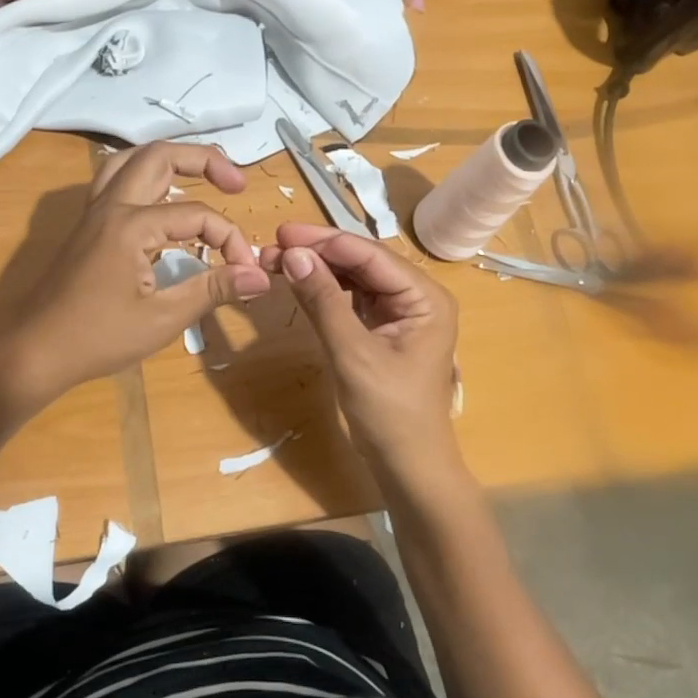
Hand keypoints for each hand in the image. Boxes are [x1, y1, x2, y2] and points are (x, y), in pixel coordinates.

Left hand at [0, 142, 270, 410]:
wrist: (33, 352)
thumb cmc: (97, 338)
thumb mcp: (163, 318)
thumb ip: (213, 289)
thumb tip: (261, 276)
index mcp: (131, 224)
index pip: (198, 214)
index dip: (230, 239)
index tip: (246, 272)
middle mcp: (111, 205)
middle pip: (160, 156)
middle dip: (204, 160)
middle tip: (237, 183)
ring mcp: (93, 213)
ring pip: (131, 161)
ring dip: (169, 160)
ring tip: (200, 177)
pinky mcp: (85, 227)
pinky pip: (115, 181)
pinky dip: (143, 178)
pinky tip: (160, 202)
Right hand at [259, 223, 459, 467]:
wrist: (407, 464)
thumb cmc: (389, 411)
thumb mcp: (353, 353)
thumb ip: (323, 301)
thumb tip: (292, 255)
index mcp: (426, 297)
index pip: (371, 255)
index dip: (325, 242)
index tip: (282, 233)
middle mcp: (417, 297)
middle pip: (363, 262)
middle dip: (318, 254)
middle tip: (272, 247)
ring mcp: (401, 314)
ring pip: (355, 279)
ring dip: (318, 270)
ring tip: (277, 262)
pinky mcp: (384, 331)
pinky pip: (352, 300)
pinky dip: (325, 292)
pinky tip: (299, 284)